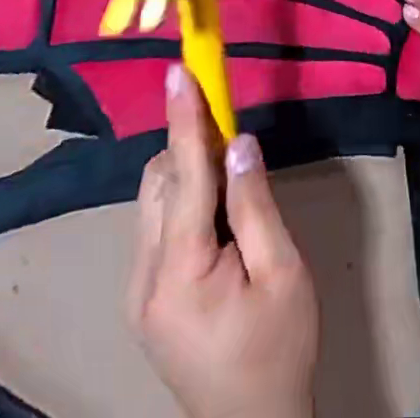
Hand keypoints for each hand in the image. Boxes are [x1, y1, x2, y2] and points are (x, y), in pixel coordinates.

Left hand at [126, 64, 317, 417]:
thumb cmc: (279, 347)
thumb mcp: (284, 273)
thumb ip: (257, 205)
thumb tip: (239, 143)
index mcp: (180, 271)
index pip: (183, 175)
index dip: (183, 119)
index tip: (178, 72)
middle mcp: (143, 276)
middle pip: (159, 182)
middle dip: (189, 146)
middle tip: (231, 132)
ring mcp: (136, 289)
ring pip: (152, 200)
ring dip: (186, 171)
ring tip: (229, 177)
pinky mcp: (142, 296)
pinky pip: (155, 225)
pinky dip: (182, 200)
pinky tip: (215, 214)